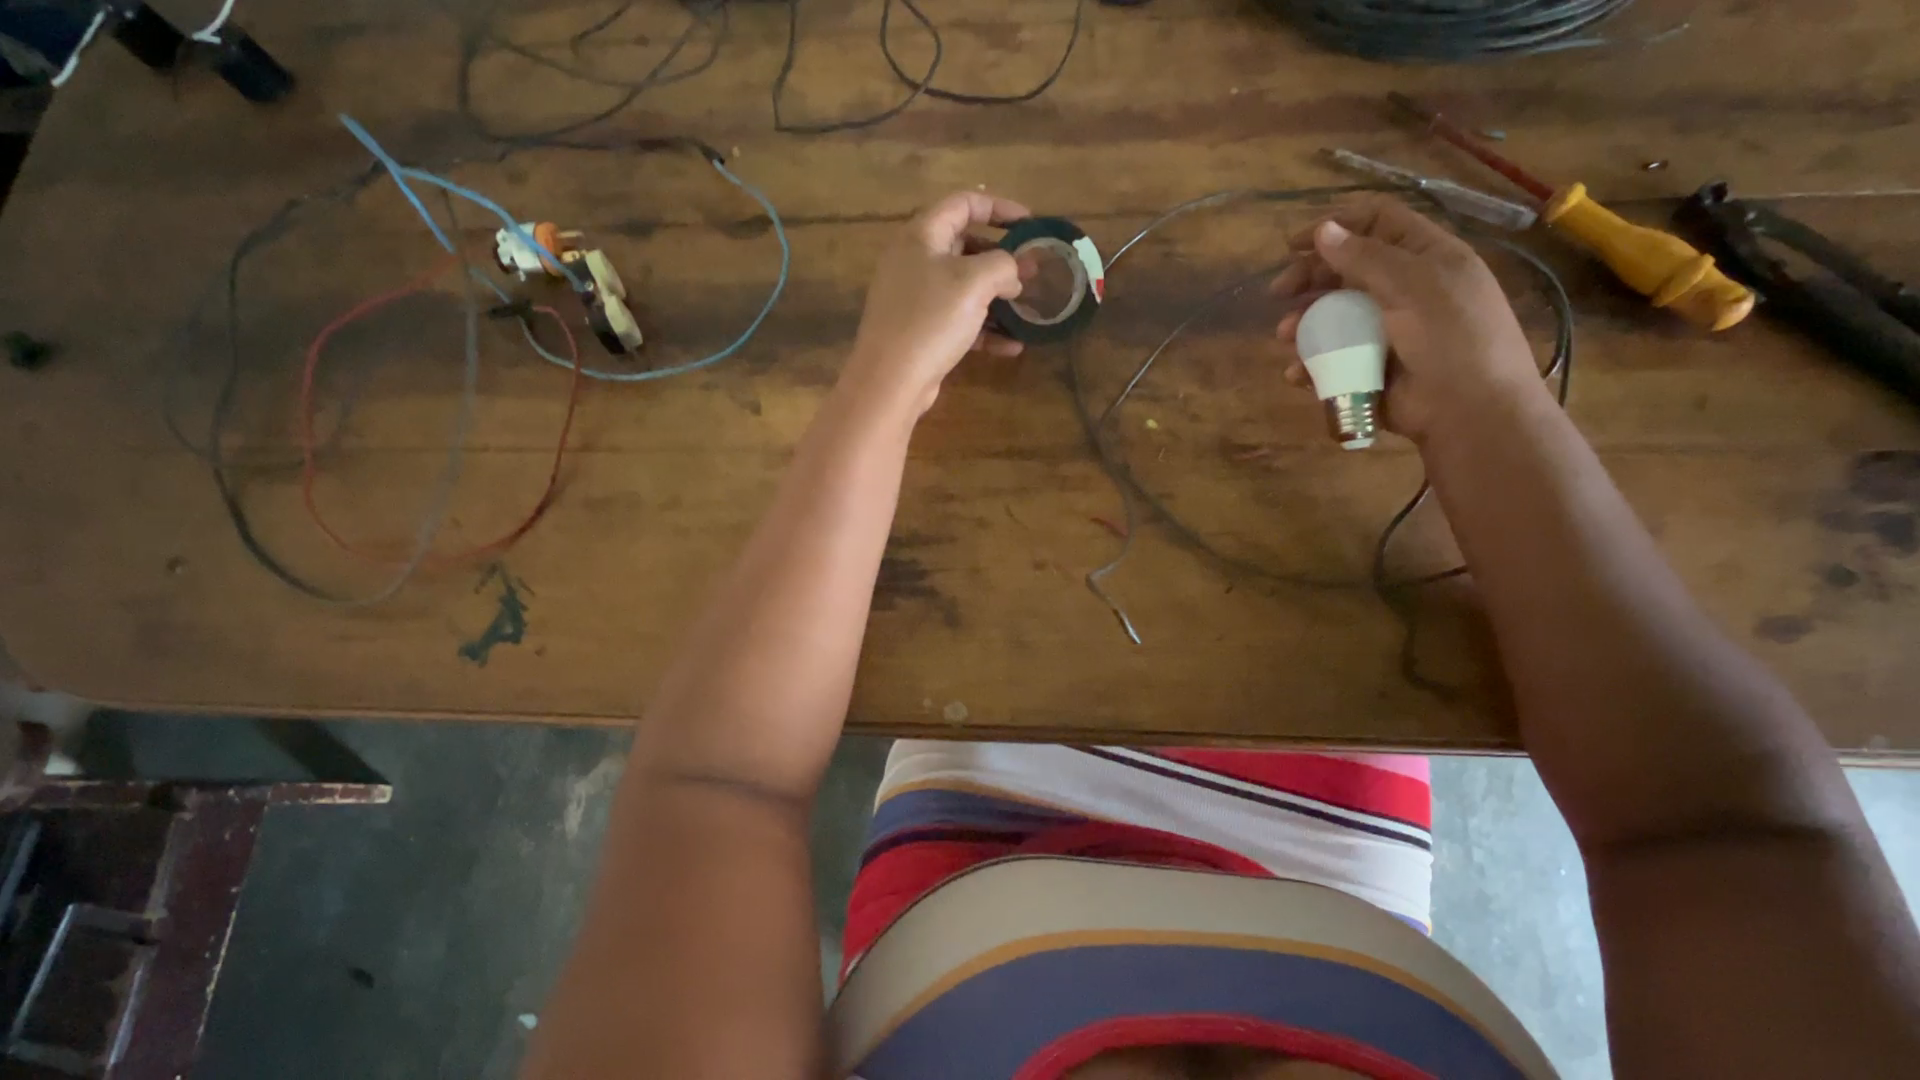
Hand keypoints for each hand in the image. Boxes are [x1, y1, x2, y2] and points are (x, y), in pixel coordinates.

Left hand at [844, 191, 1029, 415]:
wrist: (891, 380)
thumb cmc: (932, 319)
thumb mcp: (975, 282)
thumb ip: (1003, 266)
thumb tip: (1013, 275)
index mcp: (922, 236)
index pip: (963, 203)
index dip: (999, 207)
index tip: (1030, 223)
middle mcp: (914, 261)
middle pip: (964, 245)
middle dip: (1002, 257)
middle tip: (1032, 271)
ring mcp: (915, 298)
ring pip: (963, 286)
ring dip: (997, 294)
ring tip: (1027, 306)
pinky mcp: (919, 330)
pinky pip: (958, 320)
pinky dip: (984, 328)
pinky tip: (1012, 345)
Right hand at [1272, 197, 1544, 442]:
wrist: (1470, 410)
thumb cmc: (1451, 336)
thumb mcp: (1413, 285)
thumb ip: (1365, 257)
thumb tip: (1323, 230)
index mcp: (1426, 258)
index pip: (1378, 223)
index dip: (1337, 225)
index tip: (1295, 244)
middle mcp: (1406, 290)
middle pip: (1347, 270)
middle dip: (1310, 277)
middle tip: (1280, 292)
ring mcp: (1387, 332)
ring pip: (1334, 316)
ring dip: (1305, 323)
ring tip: (1286, 336)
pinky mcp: (1372, 369)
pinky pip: (1333, 360)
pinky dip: (1311, 365)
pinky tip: (1298, 374)